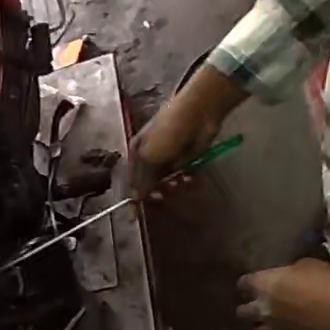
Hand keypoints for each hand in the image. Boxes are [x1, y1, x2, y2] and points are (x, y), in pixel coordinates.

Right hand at [129, 64, 245, 197]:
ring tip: (181, 182)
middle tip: (163, 195)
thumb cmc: (167, 132)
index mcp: (136, 153)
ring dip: (175, 187)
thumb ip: (142, 179)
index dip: (134, 197)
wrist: (197, 114)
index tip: (135, 215)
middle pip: (150, 184)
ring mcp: (169, 159)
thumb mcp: (149, 156)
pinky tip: (192, 179)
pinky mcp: (187, 160)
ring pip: (168, 183)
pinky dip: (188, 181)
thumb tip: (134, 198)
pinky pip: (184, 177)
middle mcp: (151, 157)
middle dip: (157, 192)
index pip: (131, 180)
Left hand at [237, 258, 329, 329]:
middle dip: (248, 310)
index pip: (243, 283)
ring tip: (270, 326)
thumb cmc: (324, 281)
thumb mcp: (305, 265)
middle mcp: (261, 308)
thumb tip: (288, 278)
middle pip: (242, 312)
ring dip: (261, 327)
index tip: (252, 285)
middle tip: (258, 308)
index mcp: (263, 284)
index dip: (247, 285)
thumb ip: (289, 274)